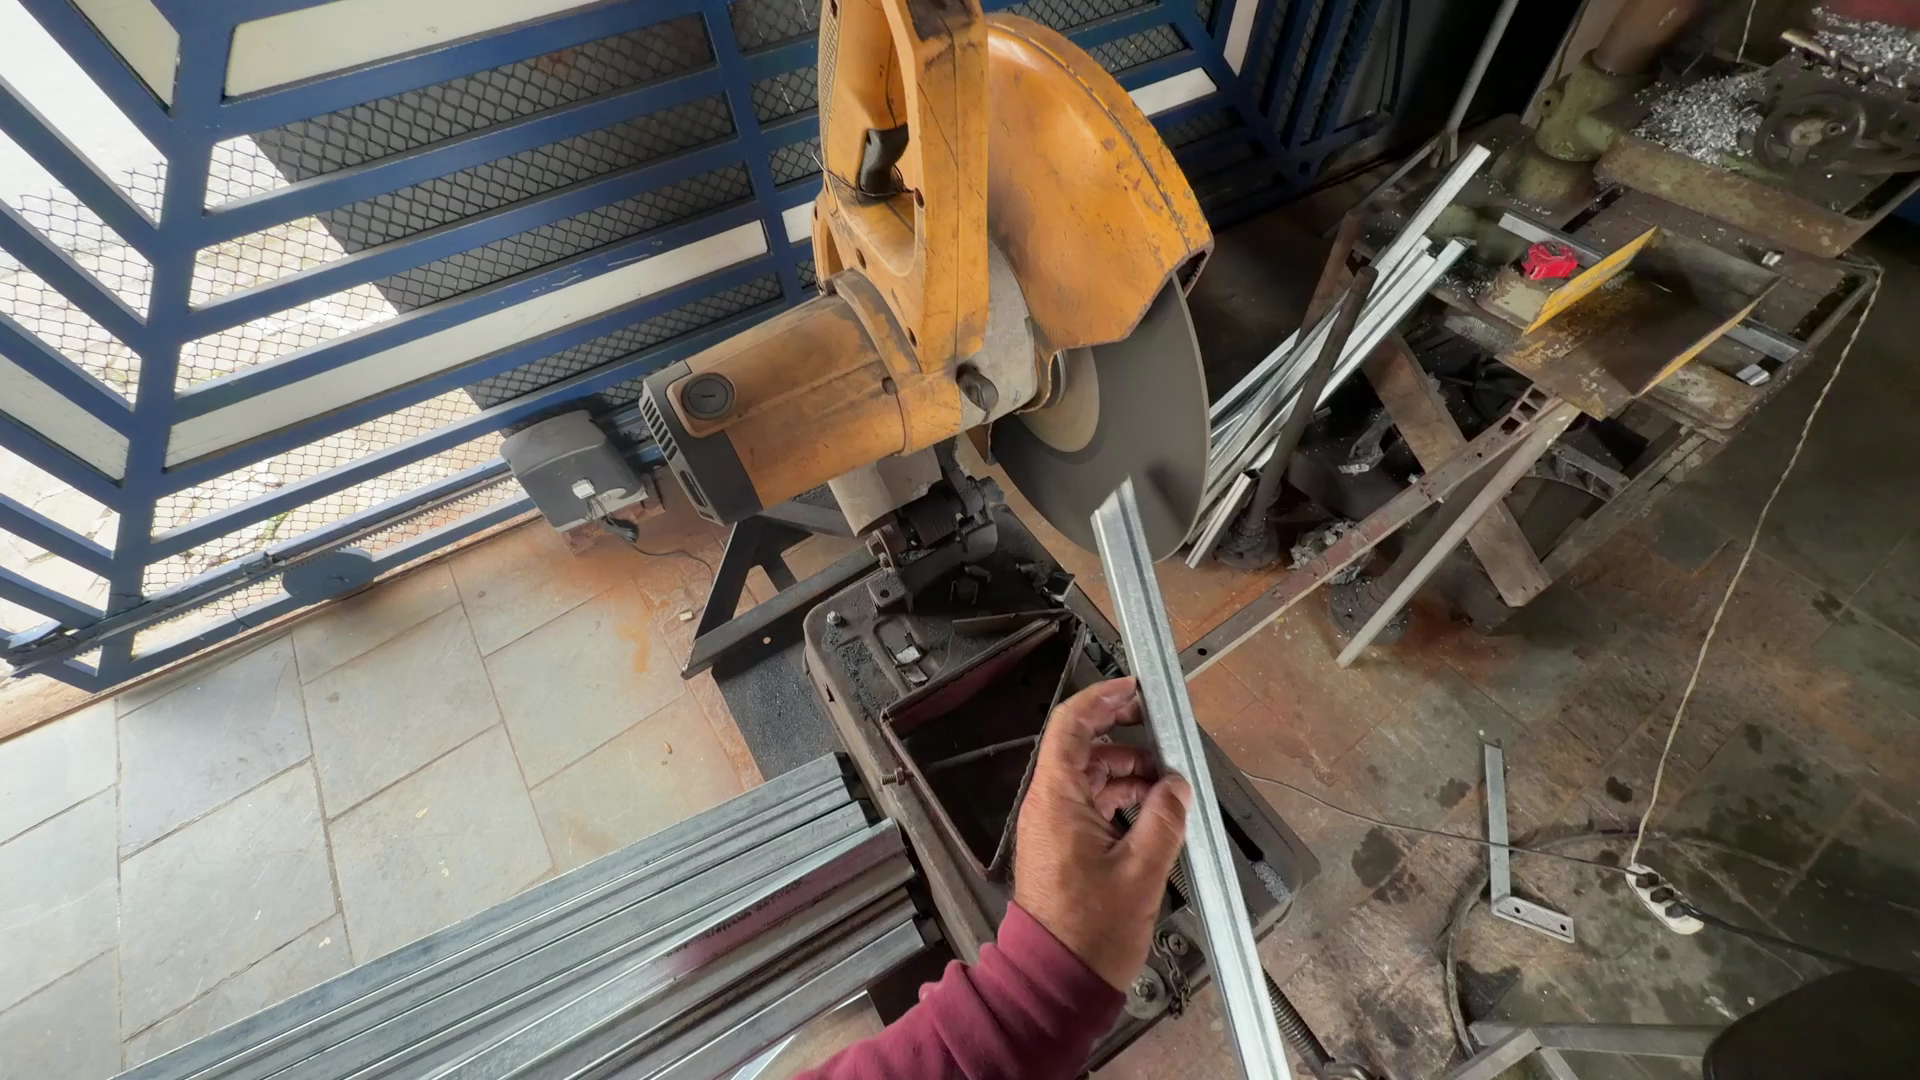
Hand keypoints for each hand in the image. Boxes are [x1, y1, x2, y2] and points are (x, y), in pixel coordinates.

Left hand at [1012, 676, 1191, 990]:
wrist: (1057, 979)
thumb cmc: (1089, 931)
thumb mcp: (1141, 871)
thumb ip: (1163, 820)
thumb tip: (1177, 786)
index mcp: (1057, 797)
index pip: (1070, 725)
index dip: (1100, 698)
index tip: (1131, 688)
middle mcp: (1049, 801)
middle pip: (1082, 746)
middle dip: (1120, 730)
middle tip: (1157, 724)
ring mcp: (1053, 821)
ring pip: (1090, 774)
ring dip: (1127, 768)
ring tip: (1167, 777)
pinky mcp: (1062, 841)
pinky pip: (1090, 801)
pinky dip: (1120, 796)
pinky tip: (1152, 806)